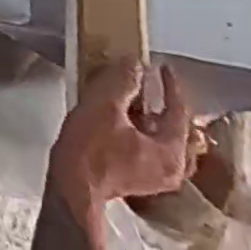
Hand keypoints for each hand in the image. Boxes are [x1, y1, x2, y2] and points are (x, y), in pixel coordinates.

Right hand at [46, 61, 198, 238]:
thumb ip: (123, 81)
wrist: (72, 185)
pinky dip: (146, 131)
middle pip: (179, 132)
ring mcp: (155, 178)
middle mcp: (170, 170)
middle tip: (157, 85)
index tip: (164, 68)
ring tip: (140, 99)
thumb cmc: (90, 149)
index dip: (171, 86)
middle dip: (168, 106)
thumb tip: (135, 64)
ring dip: (155, 119)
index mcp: (170, 154)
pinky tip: (127, 118)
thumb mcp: (105, 104)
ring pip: (166, 142)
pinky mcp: (139, 179)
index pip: (179, 114)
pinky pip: (153, 149)